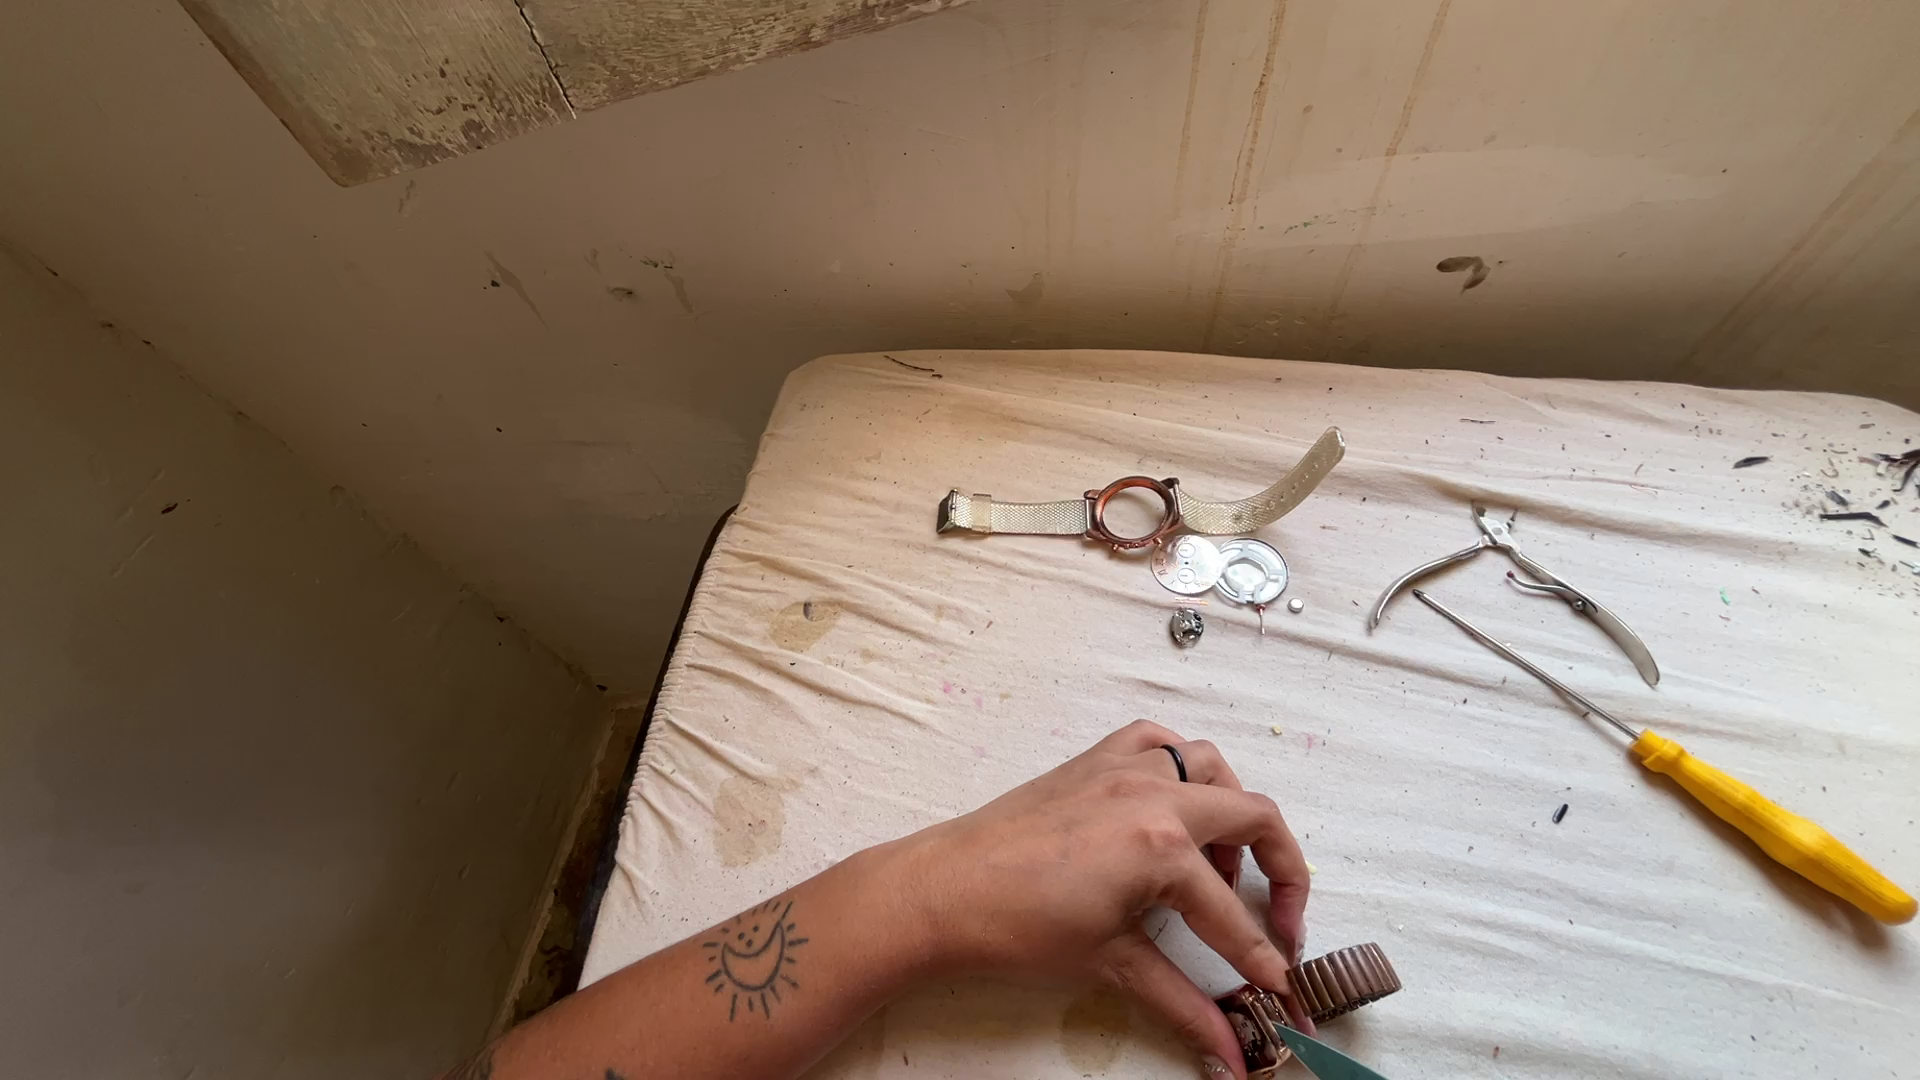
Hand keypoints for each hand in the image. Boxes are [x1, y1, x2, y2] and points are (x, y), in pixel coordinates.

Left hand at [892, 720, 1312, 1075]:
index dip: (1263, 961)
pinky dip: (1179, 765)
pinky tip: (1171, 803)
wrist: (948, 887)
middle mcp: (1152, 792)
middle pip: (1252, 815)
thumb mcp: (1111, 963)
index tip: (1281, 994)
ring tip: (1216, 862)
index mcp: (1161, 845)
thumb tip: (1232, 1052)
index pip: (1233, 914)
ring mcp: (1122, 765)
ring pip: (1208, 764)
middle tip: (1278, 922)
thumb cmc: (1022, 926)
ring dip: (1231, 810)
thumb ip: (1182, 1003)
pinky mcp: (1094, 757)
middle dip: (1282, 871)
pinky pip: (1156, 741)